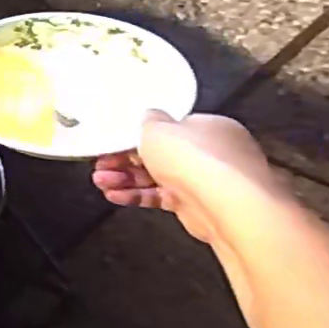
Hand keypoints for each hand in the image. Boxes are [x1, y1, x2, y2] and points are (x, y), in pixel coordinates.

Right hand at [93, 111, 289, 247]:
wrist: (228, 208)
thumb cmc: (194, 158)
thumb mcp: (157, 127)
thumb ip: (148, 121)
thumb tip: (148, 119)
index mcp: (210, 127)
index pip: (169, 127)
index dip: (136, 134)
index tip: (112, 141)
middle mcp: (213, 153)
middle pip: (160, 154)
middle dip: (124, 160)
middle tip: (100, 164)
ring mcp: (208, 182)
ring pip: (158, 177)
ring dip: (126, 179)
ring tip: (100, 182)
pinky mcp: (200, 208)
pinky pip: (163, 197)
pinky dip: (139, 196)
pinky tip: (115, 196)